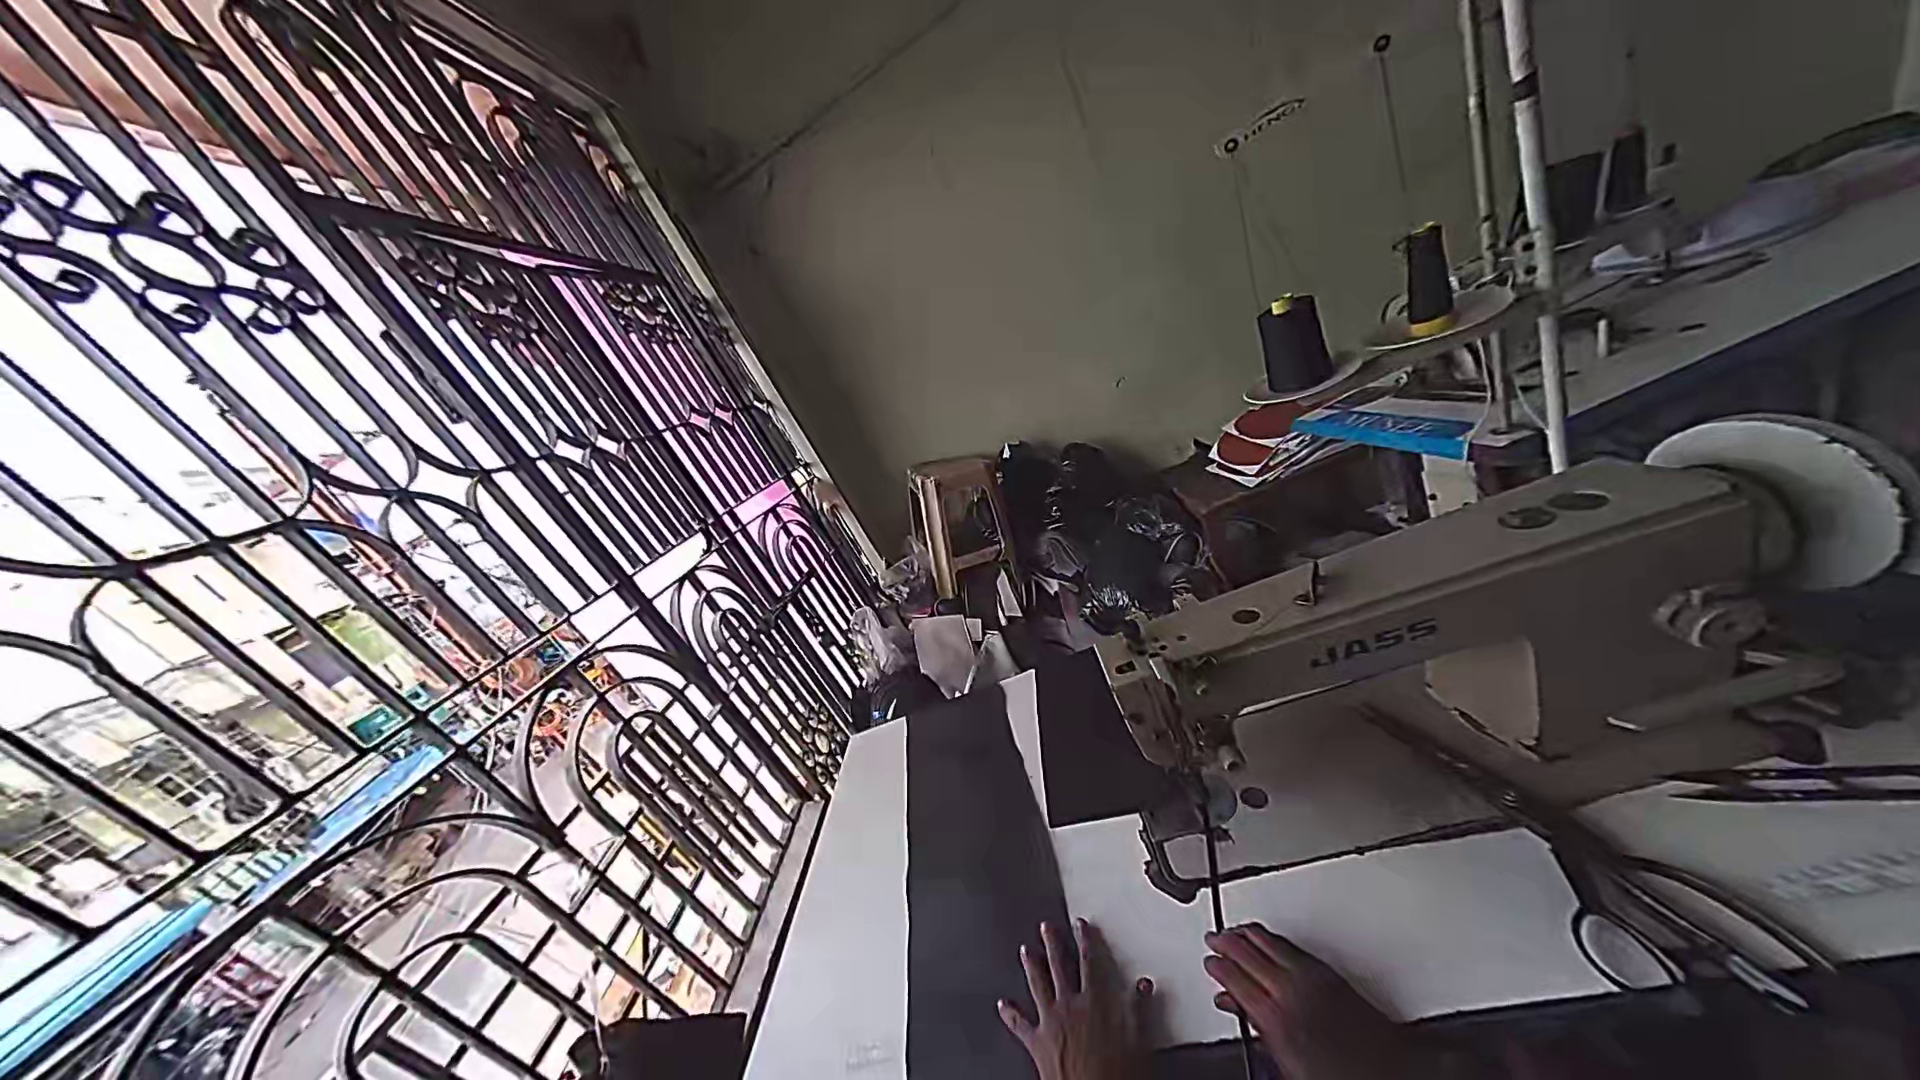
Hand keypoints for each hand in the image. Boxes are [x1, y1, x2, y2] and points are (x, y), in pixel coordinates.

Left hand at [999, 919, 1154, 1079]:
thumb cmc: (1117, 1077)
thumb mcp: (1139, 1043)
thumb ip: (1141, 1011)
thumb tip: (1144, 985)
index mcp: (1094, 1002)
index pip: (1089, 962)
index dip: (1086, 941)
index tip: (1081, 926)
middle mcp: (1069, 1006)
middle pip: (1058, 966)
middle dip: (1052, 944)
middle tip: (1046, 927)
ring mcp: (1050, 1022)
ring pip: (1037, 985)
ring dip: (1031, 966)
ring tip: (1026, 949)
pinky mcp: (1036, 1043)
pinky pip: (1019, 1025)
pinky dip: (1010, 1013)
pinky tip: (1002, 1004)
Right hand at [1203, 924, 1420, 1079]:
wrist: (1393, 1074)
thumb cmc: (1342, 1077)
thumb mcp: (1286, 1064)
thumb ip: (1256, 1028)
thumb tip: (1235, 1006)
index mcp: (1274, 1017)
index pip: (1232, 976)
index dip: (1216, 966)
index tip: (1210, 962)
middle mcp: (1289, 989)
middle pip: (1245, 951)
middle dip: (1224, 942)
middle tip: (1213, 940)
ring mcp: (1309, 975)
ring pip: (1265, 939)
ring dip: (1245, 934)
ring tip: (1233, 933)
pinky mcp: (1327, 971)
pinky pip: (1287, 944)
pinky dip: (1268, 937)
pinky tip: (1265, 939)